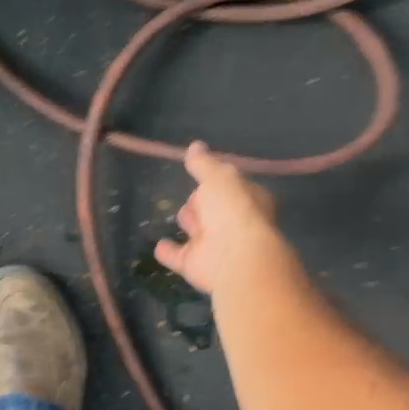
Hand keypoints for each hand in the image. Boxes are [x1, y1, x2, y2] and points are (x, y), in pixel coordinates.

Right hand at [153, 142, 298, 298]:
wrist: (235, 258)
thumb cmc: (232, 210)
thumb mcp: (218, 177)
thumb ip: (204, 163)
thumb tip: (196, 145)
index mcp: (247, 202)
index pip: (233, 187)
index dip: (220, 181)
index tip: (206, 173)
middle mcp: (234, 224)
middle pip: (214, 209)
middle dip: (202, 203)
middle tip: (196, 198)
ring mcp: (214, 246)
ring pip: (198, 231)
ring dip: (191, 223)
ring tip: (184, 217)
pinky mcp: (195, 264)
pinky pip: (177, 255)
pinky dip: (169, 250)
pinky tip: (161, 244)